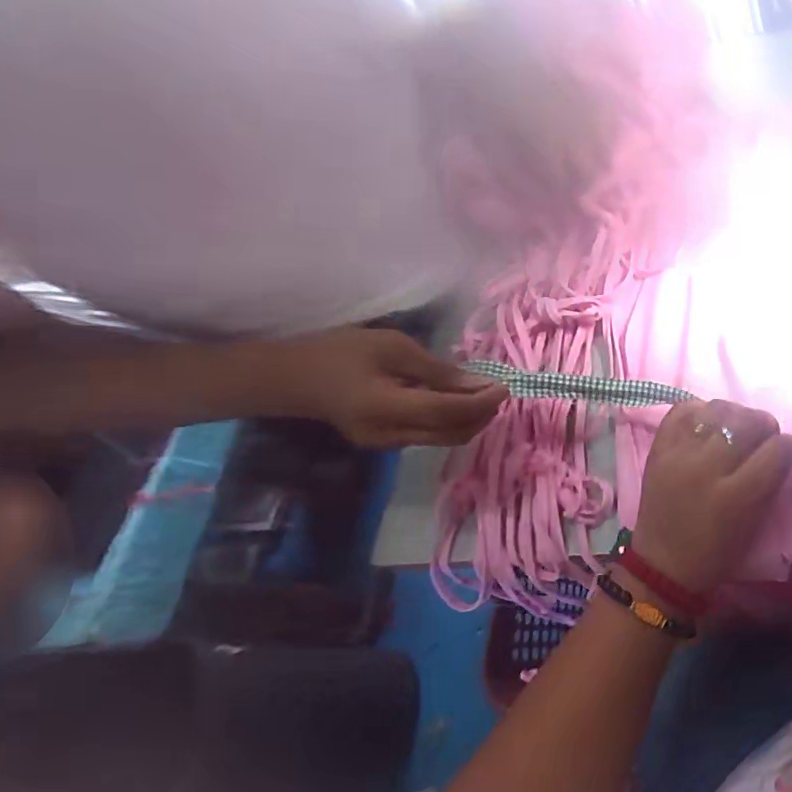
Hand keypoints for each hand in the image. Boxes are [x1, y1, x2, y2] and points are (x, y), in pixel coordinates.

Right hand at [268, 328, 506, 448]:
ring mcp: (386, 444)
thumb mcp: (391, 347)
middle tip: (499, 391)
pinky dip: (451, 421)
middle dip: (484, 415)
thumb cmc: (336, 352)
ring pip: (445, 439)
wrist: (285, 378)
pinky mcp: (384, 442)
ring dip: (471, 420)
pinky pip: (430, 435)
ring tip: (484, 395)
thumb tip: (479, 385)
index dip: (484, 402)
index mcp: (388, 409)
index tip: (506, 386)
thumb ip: (437, 370)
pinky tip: (457, 401)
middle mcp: (390, 435)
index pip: (451, 412)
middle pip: (454, 433)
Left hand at [629, 400, 791, 595]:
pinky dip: (701, 411)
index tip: (788, 453)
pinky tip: (709, 423)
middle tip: (765, 438)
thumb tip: (781, 452)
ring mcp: (679, 455)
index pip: (778, 450)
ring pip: (718, 410)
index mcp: (736, 496)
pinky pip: (683, 411)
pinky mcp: (659, 449)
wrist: (662, 565)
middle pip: (749, 422)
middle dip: (766, 426)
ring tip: (737, 428)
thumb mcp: (754, 524)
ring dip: (736, 415)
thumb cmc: (716, 554)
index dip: (790, 447)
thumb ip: (770, 484)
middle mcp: (707, 468)